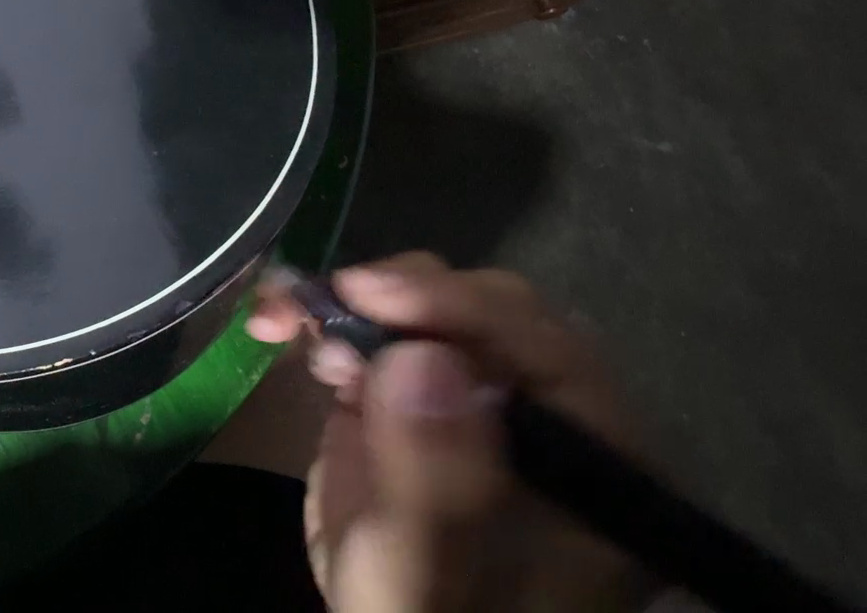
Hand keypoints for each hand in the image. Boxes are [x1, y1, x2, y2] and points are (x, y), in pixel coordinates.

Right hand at [247, 251, 657, 612]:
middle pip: (489, 311)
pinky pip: (376, 326)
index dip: (460, 306)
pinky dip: (324, 311)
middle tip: (326, 309)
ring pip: (428, 306)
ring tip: (285, 320)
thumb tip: (420, 357)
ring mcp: (469, 397)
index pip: (547, 349)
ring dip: (350, 298)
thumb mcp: (419, 576)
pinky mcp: (407, 390)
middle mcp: (540, 414)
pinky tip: (278, 322)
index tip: (367, 294)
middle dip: (398, 295)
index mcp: (592, 462)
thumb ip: (429, 481)